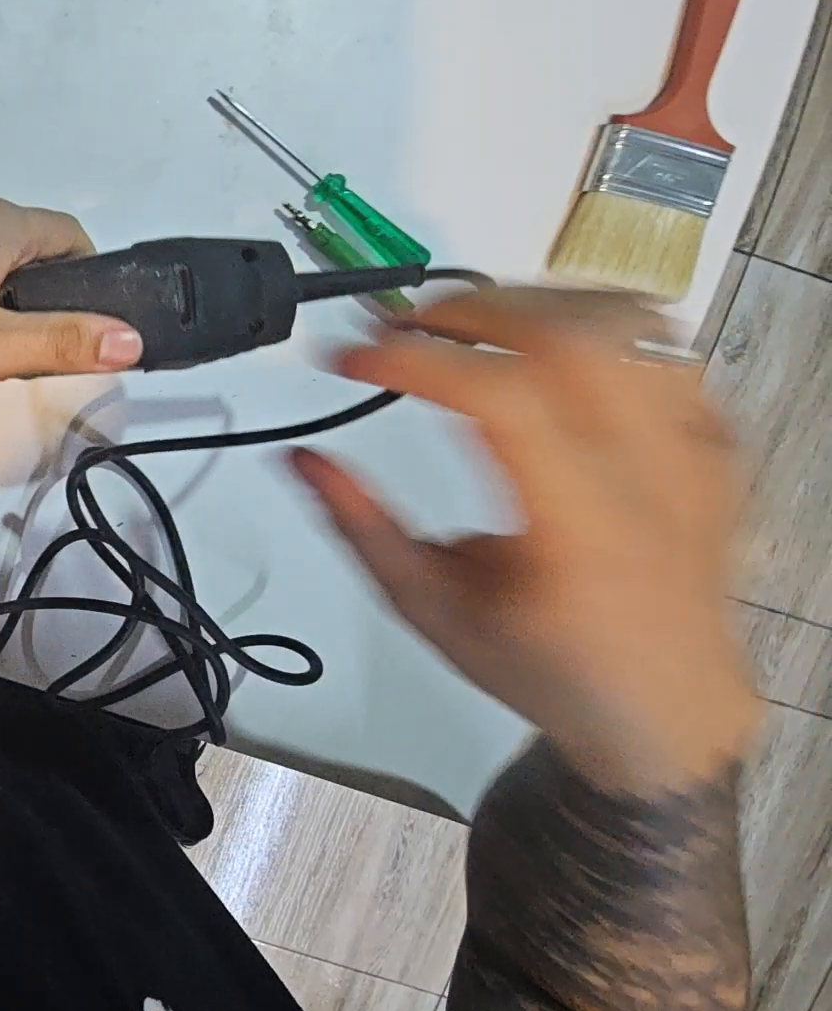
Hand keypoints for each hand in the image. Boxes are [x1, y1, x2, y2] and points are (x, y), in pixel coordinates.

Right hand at [290, 290, 760, 791]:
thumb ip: (357, 524)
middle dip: (469, 309)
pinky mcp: (709, 444)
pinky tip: (538, 343)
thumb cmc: (544, 666)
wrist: (664, 707)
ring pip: (633, 324)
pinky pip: (668, 348)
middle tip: (401, 326)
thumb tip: (302, 457)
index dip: (411, 360)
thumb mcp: (423, 604)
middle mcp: (654, 477)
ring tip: (463, 323)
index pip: (500, 398)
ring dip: (533, 303)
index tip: (348, 358)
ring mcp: (696, 453)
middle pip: (576, 336)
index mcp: (580, 527)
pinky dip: (593, 323)